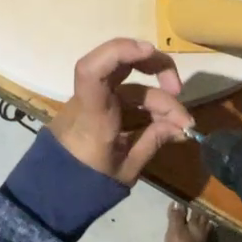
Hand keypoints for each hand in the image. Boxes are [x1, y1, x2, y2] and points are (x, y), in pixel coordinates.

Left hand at [48, 38, 193, 183]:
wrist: (58, 189)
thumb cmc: (88, 182)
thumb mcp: (125, 169)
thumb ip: (153, 141)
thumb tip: (181, 127)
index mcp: (92, 115)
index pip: (92, 71)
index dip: (120, 52)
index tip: (150, 52)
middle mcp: (92, 99)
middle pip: (119, 63)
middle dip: (155, 67)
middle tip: (178, 89)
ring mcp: (97, 101)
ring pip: (132, 83)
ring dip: (161, 98)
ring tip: (182, 125)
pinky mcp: (102, 107)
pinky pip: (130, 97)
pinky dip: (151, 106)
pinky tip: (169, 124)